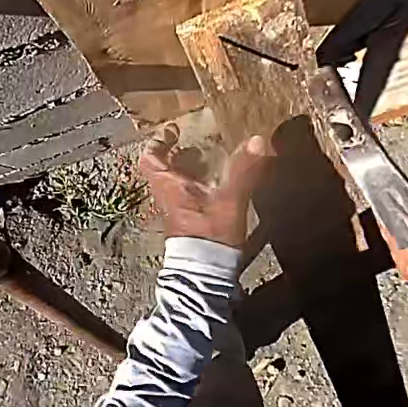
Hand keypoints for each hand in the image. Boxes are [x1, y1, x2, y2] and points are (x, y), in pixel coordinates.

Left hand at [138, 126, 272, 246]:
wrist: (205, 275)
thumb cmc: (210, 236)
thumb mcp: (229, 200)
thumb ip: (243, 170)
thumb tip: (256, 140)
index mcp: (169, 187)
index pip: (151, 159)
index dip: (159, 143)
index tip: (174, 131)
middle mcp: (169, 197)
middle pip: (166, 170)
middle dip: (182, 155)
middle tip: (201, 144)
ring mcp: (178, 211)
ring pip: (179, 184)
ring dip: (193, 171)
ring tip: (215, 160)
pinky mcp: (190, 223)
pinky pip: (192, 197)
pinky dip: (203, 187)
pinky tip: (222, 185)